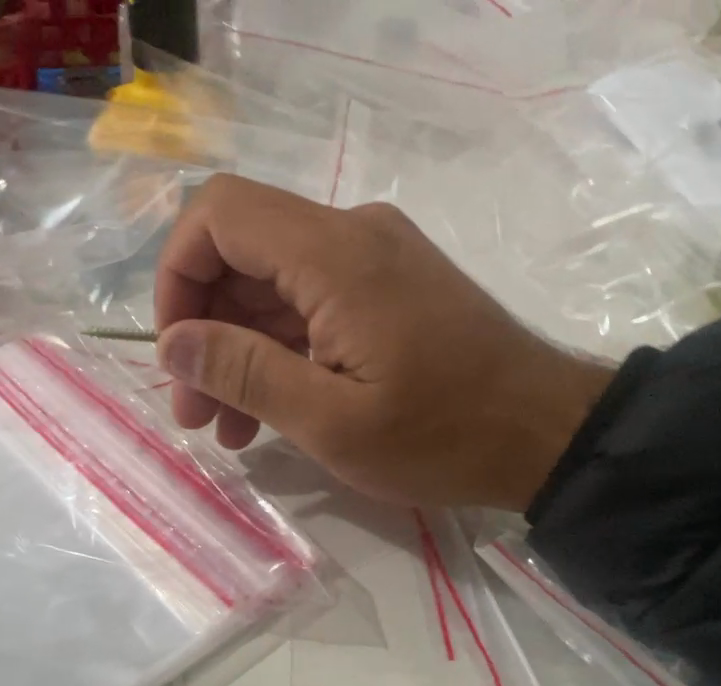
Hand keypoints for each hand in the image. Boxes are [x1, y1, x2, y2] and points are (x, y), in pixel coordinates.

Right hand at [155, 174, 613, 509]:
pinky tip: (266, 412)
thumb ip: (244, 372)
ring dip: (237, 349)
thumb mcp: (331, 421)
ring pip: (272, 283)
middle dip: (203, 328)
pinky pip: (310, 302)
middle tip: (193, 411)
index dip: (177, 274)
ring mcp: (374, 259)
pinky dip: (278, 350)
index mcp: (334, 254)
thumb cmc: (442, 436)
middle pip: (241, 251)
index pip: (219, 214)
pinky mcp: (389, 288)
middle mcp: (352, 235)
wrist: (547, 435)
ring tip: (225, 429)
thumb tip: (173, 342)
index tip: (175, 351)